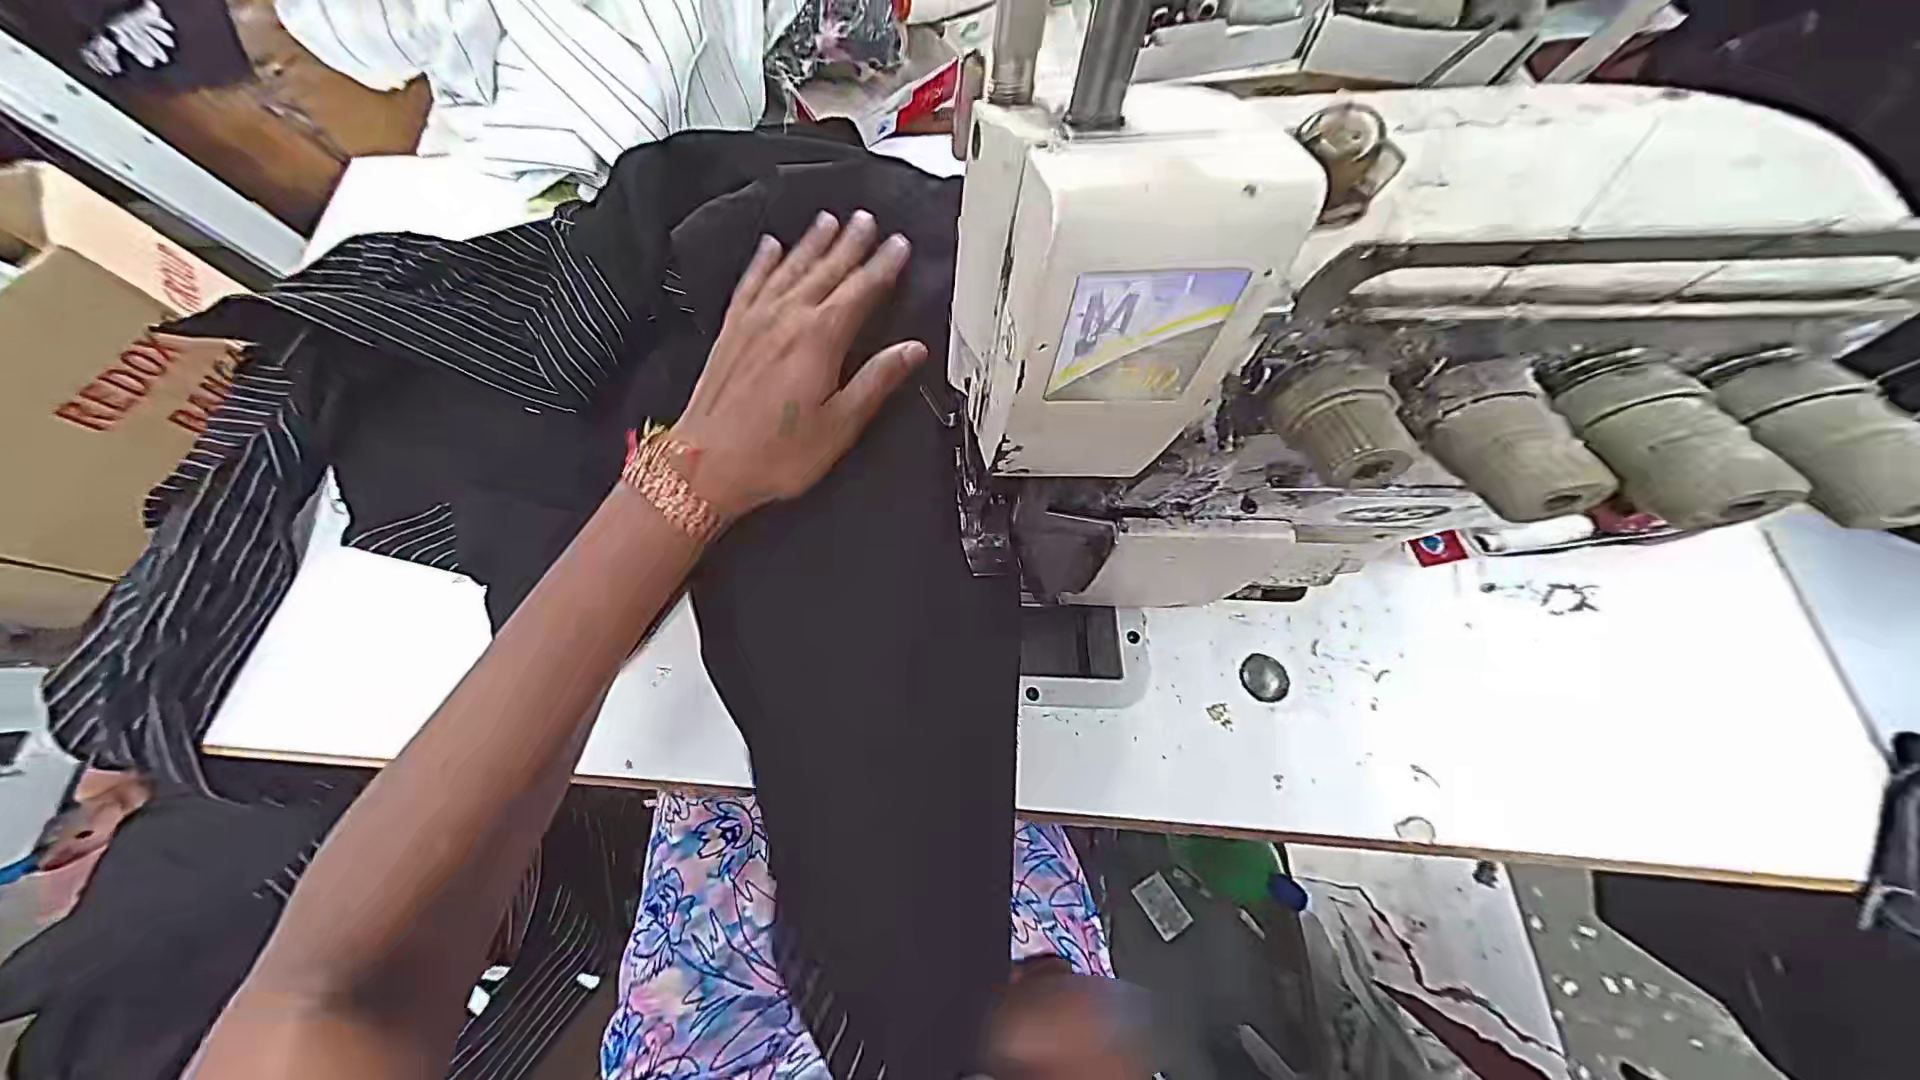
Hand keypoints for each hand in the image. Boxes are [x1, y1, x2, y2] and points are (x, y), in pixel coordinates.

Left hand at [669, 209, 926, 522]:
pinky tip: (770, 247)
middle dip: (851, 243)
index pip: (861, 291)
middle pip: (827, 270)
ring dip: (812, 243)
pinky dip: (763, 261)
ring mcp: (754, 322)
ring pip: (790, 268)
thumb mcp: (840, 425)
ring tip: (829, 221)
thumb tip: (911, 351)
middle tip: (868, 221)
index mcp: (819, 340)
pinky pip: (751, 282)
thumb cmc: (775, 453)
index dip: (883, 267)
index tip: (898, 246)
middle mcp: (786, 319)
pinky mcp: (731, 332)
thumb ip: (877, 381)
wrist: (707, 464)